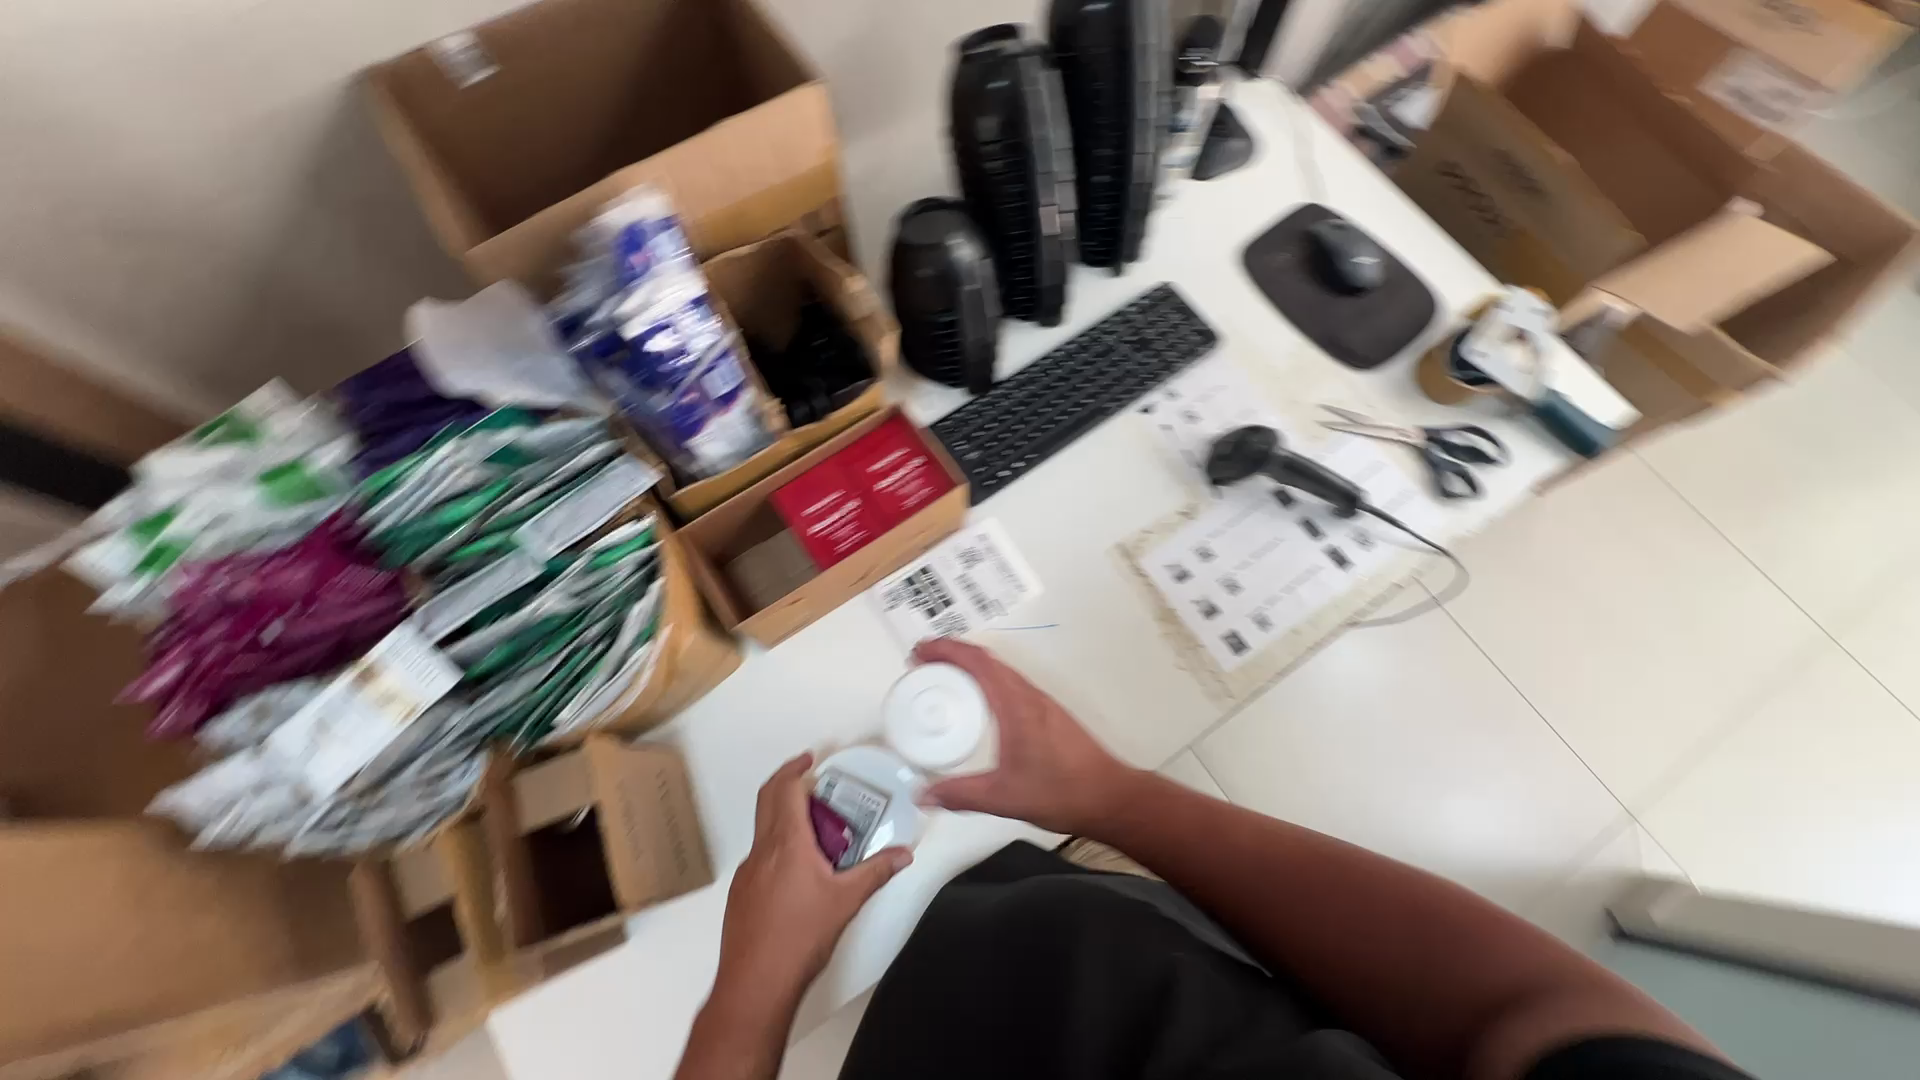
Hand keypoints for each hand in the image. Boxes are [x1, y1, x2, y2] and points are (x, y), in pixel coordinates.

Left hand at [714, 753, 912, 1010]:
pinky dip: (777, 846)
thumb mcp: (847, 901)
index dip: (796, 768)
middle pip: (767, 799)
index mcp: (786, 844)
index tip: (811, 759)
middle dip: (786, 781)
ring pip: (763, 830)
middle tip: (810, 776)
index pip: (785, 790)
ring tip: (815, 828)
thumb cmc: (800, 938)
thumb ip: (876, 872)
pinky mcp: (740, 895)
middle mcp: (761, 851)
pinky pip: (760, 856)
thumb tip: (903, 855)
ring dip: (784, 816)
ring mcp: (746, 873)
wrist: (754, 986)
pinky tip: (798, 872)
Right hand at [913, 638, 1140, 834]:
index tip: (920, 651)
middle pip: (987, 659)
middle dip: (952, 653)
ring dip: (970, 664)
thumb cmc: (1061, 792)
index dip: (947, 650)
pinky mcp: (1047, 714)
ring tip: (942, 675)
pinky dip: (986, 679)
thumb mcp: (1004, 797)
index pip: (978, 662)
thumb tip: (923, 795)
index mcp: (1017, 704)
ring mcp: (1041, 702)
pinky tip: (976, 701)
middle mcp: (1029, 695)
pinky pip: (1009, 683)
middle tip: (922, 661)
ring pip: (1000, 670)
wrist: (1110, 797)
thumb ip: (961, 795)